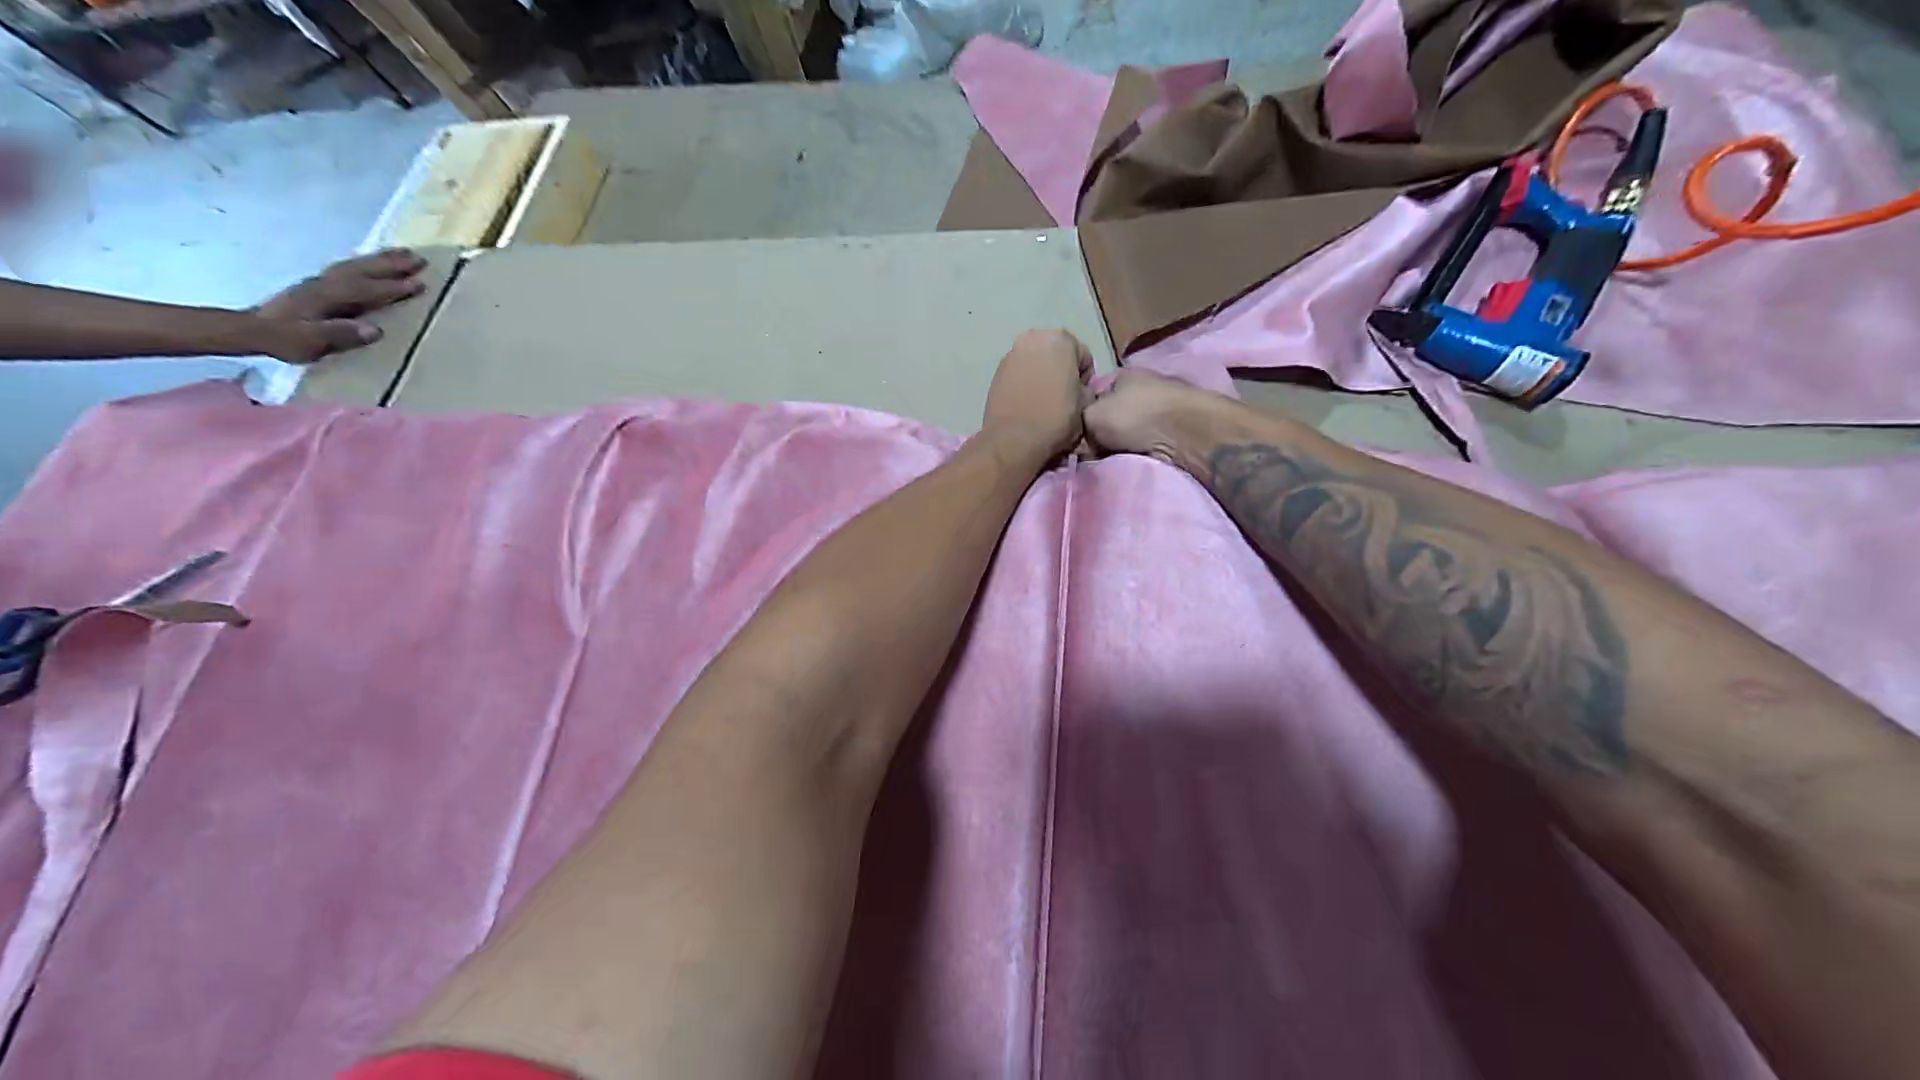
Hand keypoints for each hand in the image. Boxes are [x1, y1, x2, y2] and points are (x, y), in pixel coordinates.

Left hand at [251, 249, 427, 364]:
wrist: (251, 330)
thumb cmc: (285, 339)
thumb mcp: (312, 341)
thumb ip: (342, 334)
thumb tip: (376, 330)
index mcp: (328, 297)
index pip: (366, 289)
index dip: (393, 287)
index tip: (420, 283)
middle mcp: (326, 284)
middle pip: (362, 269)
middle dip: (391, 264)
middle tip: (419, 258)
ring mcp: (320, 282)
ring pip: (355, 265)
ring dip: (380, 259)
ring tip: (404, 253)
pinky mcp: (318, 285)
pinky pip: (347, 268)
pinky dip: (364, 262)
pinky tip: (372, 262)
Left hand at [982, 329, 1092, 460]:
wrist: (1014, 439)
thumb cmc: (1056, 418)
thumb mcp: (1085, 405)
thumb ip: (1085, 390)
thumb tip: (1078, 391)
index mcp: (1061, 339)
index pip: (1083, 356)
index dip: (1085, 379)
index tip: (1079, 396)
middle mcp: (1033, 338)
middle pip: (1056, 354)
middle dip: (1061, 371)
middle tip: (1062, 397)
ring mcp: (1011, 353)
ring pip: (1035, 362)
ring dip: (1041, 376)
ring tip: (1042, 401)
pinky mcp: (996, 372)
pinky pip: (1018, 374)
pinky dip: (1024, 383)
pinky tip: (1026, 403)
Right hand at [1082, 369, 1231, 472]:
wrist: (1184, 432)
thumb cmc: (1134, 415)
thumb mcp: (1090, 415)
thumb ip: (1078, 422)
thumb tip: (1079, 437)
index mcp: (1121, 375)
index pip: (1092, 395)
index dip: (1082, 416)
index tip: (1077, 437)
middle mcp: (1142, 388)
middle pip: (1111, 415)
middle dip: (1102, 433)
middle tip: (1092, 452)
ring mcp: (1160, 409)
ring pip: (1128, 431)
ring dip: (1120, 445)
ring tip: (1112, 459)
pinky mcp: (1174, 431)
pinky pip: (1145, 443)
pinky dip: (1138, 452)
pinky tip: (1132, 460)